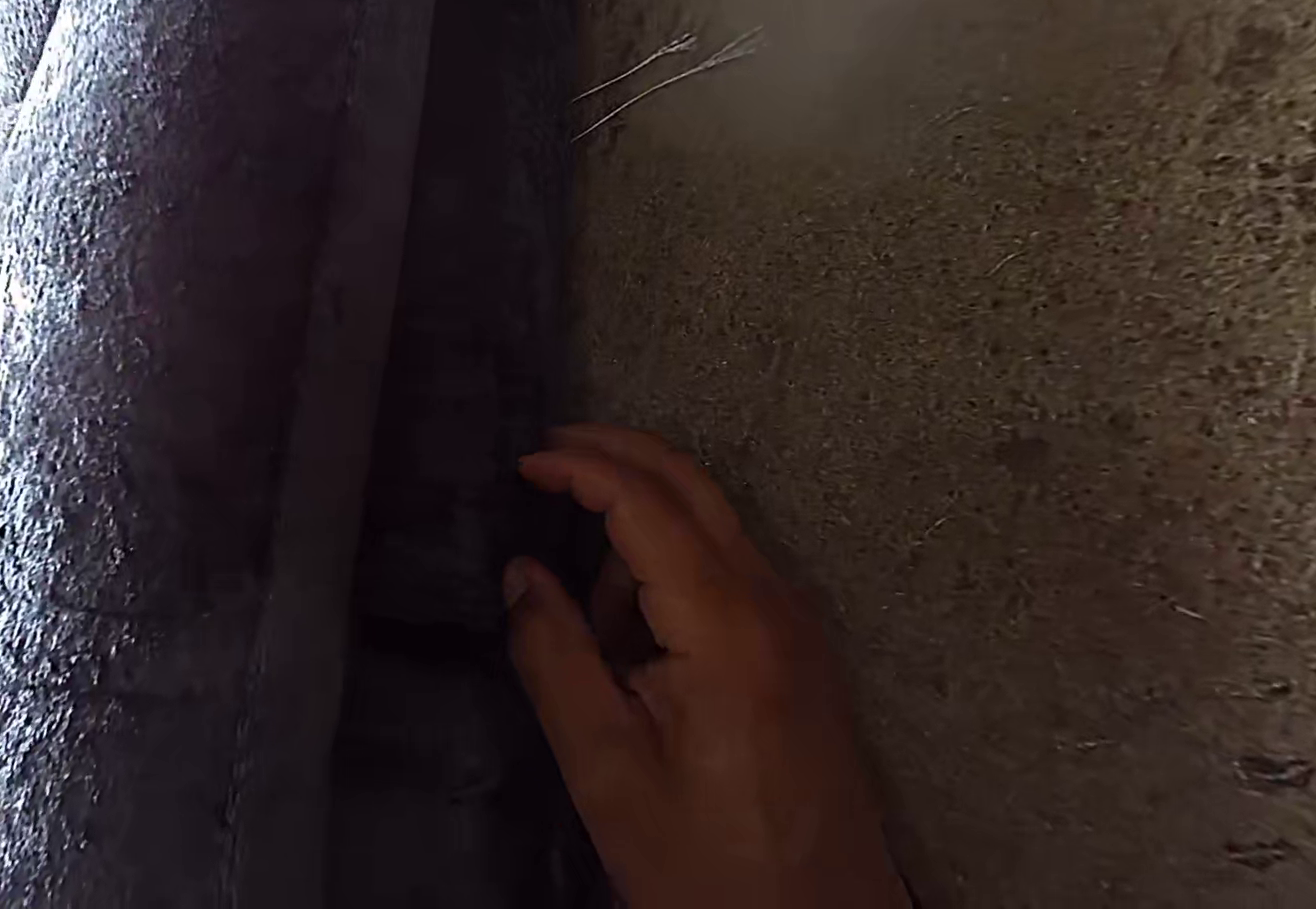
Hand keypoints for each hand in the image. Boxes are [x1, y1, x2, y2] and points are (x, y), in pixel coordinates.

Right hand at [507, 425, 909, 908]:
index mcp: (725, 624)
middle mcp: (770, 595)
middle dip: (613, 450)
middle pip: (687, 478)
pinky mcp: (793, 631)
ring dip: (634, 533)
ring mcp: (791, 609)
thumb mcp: (605, 769)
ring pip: (701, 517)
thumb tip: (522, 571)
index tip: (526, 463)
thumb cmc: (707, 865)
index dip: (580, 468)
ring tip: (599, 632)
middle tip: (548, 454)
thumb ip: (553, 656)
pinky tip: (641, 644)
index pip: (646, 503)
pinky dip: (664, 566)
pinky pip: (718, 560)